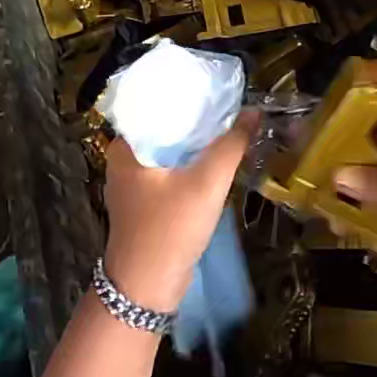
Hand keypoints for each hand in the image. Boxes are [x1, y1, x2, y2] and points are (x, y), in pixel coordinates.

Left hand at [102, 111, 257, 312]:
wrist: (146, 289)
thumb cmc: (169, 229)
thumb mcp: (206, 183)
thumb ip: (231, 145)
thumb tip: (252, 112)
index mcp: (125, 146)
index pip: (154, 105)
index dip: (185, 95)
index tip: (214, 88)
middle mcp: (123, 160)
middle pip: (163, 129)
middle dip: (194, 120)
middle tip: (227, 107)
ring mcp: (132, 183)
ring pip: (168, 152)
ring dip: (193, 144)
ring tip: (225, 129)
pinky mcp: (144, 203)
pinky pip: (169, 172)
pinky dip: (188, 165)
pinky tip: (212, 161)